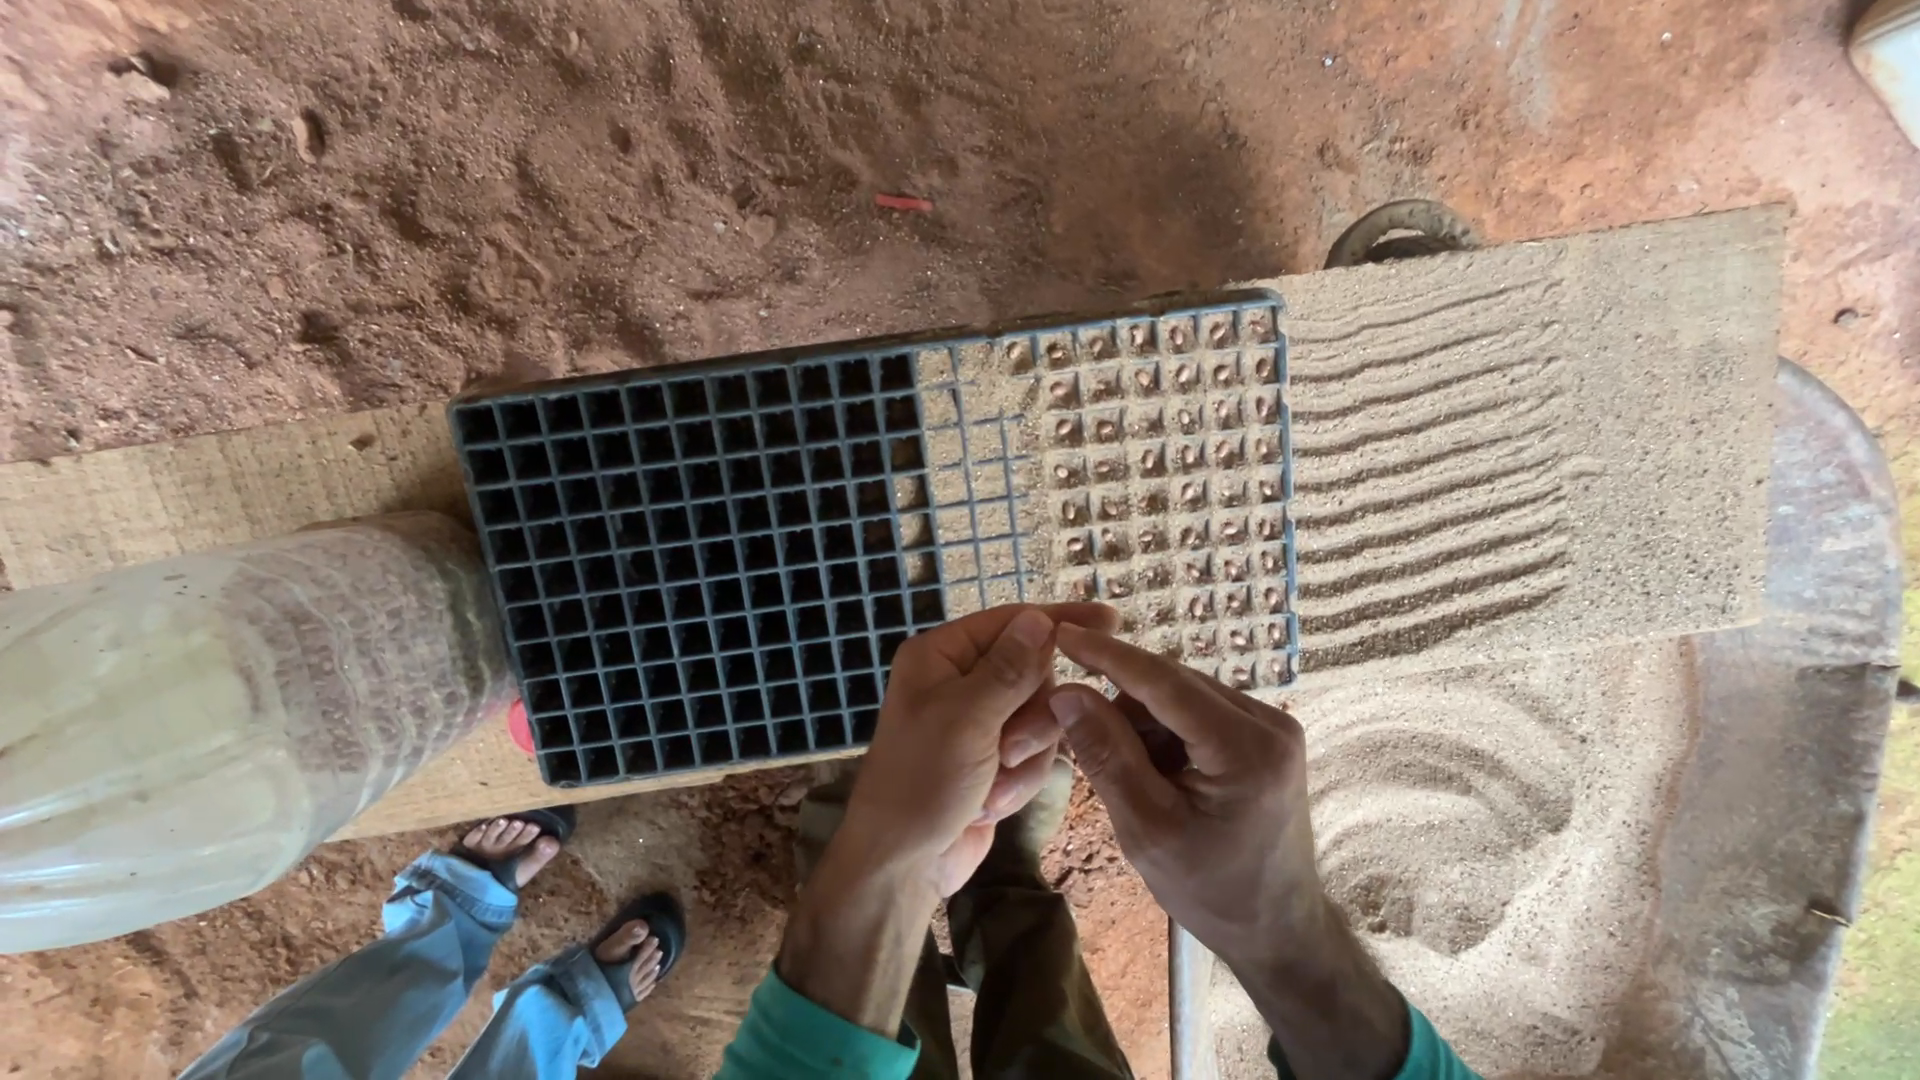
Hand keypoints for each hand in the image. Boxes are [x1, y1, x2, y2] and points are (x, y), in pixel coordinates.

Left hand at [844, 601, 1119, 895]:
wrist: (902, 865)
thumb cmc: (923, 780)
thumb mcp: (968, 718)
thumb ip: (1010, 668)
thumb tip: (1039, 617)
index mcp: (942, 656)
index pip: (1012, 623)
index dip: (1060, 622)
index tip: (1112, 619)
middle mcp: (961, 680)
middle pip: (1034, 674)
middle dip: (1031, 717)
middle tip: (1009, 749)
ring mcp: (979, 721)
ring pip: (1041, 716)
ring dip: (1026, 756)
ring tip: (994, 783)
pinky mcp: (994, 757)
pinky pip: (1034, 752)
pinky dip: (1020, 779)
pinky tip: (991, 803)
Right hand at [1049, 624, 1409, 1078]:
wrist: (1278, 931)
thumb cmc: (1212, 892)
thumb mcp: (1146, 829)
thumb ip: (1106, 754)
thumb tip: (1065, 691)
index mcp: (1247, 748)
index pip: (1164, 681)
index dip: (1108, 654)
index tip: (1060, 632)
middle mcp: (1268, 722)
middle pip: (1171, 684)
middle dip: (1122, 705)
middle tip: (1084, 742)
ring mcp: (1272, 725)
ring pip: (1181, 695)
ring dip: (1143, 723)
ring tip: (1137, 780)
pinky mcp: (1266, 734)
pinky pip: (1197, 710)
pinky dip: (1165, 732)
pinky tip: (1159, 774)